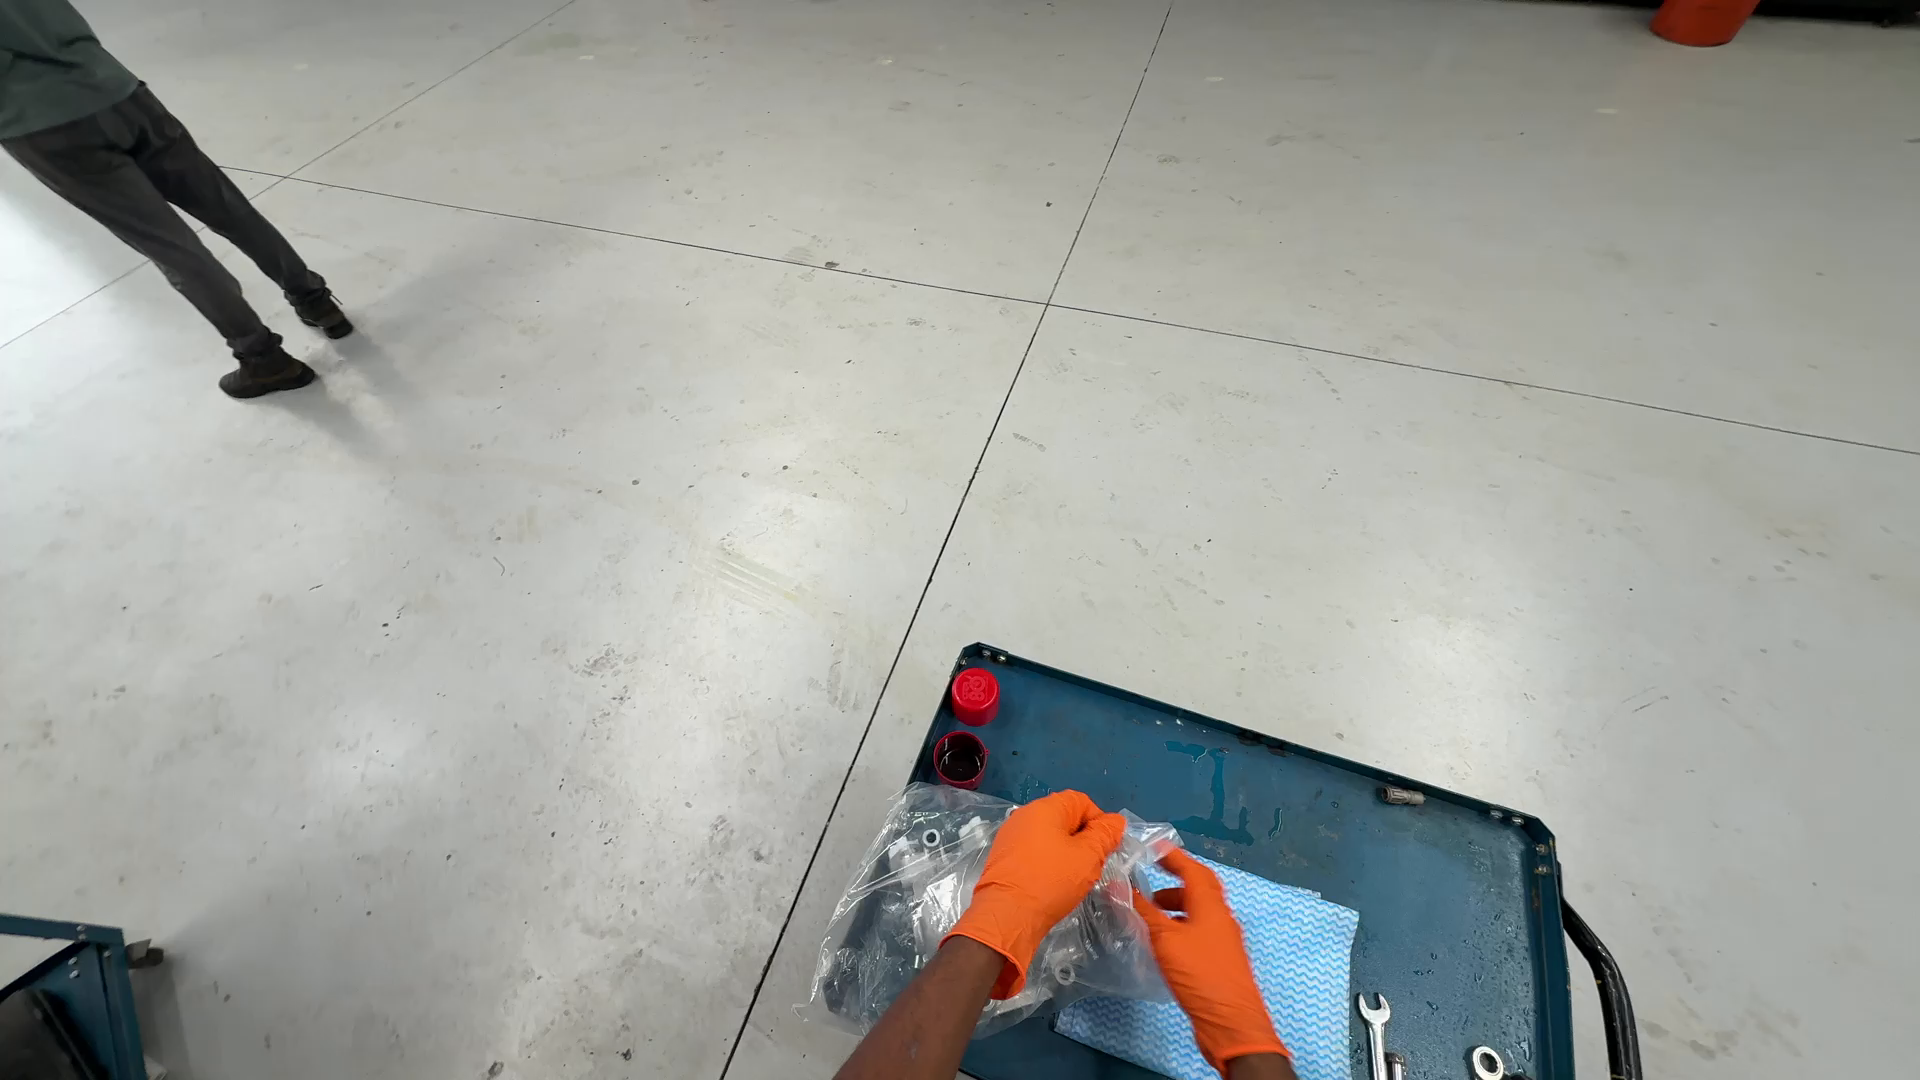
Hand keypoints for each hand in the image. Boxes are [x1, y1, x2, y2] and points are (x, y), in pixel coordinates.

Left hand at [943, 790, 1128, 997]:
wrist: (1006, 915)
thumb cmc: (1050, 881)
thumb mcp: (1087, 857)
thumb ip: (1104, 835)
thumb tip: (1115, 820)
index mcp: (1045, 807)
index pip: (1081, 801)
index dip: (1098, 821)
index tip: (1105, 848)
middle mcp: (1025, 814)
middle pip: (1064, 816)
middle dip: (1083, 838)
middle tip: (1091, 864)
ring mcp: (1011, 834)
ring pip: (1049, 834)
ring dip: (1065, 850)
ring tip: (1073, 876)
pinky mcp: (1004, 854)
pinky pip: (1033, 849)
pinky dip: (1047, 860)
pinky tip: (1051, 882)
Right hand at [1132, 848, 1288, 1070]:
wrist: (1233, 1026)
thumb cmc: (1200, 974)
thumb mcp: (1165, 940)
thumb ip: (1142, 910)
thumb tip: (1117, 883)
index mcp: (1210, 905)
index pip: (1192, 869)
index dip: (1173, 855)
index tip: (1153, 846)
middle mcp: (1220, 917)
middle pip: (1200, 886)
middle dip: (1177, 875)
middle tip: (1153, 871)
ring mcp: (1223, 939)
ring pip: (1199, 909)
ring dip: (1177, 902)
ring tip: (1152, 908)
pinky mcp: (1220, 959)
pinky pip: (1200, 927)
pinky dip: (1181, 922)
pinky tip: (1165, 938)